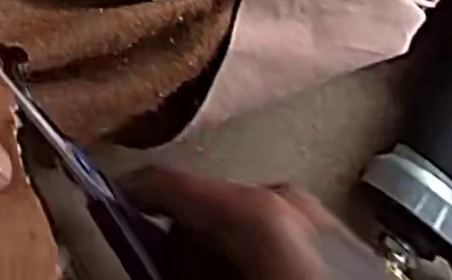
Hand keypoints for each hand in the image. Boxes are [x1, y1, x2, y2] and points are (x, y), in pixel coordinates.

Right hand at [122, 167, 385, 279]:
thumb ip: (171, 267)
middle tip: (171, 272)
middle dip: (181, 241)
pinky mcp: (347, 243)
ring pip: (240, 218)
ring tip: (215, 279)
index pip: (166, 182)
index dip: (127, 195)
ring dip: (217, 252)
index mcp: (255, 209)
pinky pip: (278, 235)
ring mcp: (322, 218)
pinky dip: (255, 256)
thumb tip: (135, 250)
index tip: (104, 206)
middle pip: (203, 204)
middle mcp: (285, 199)